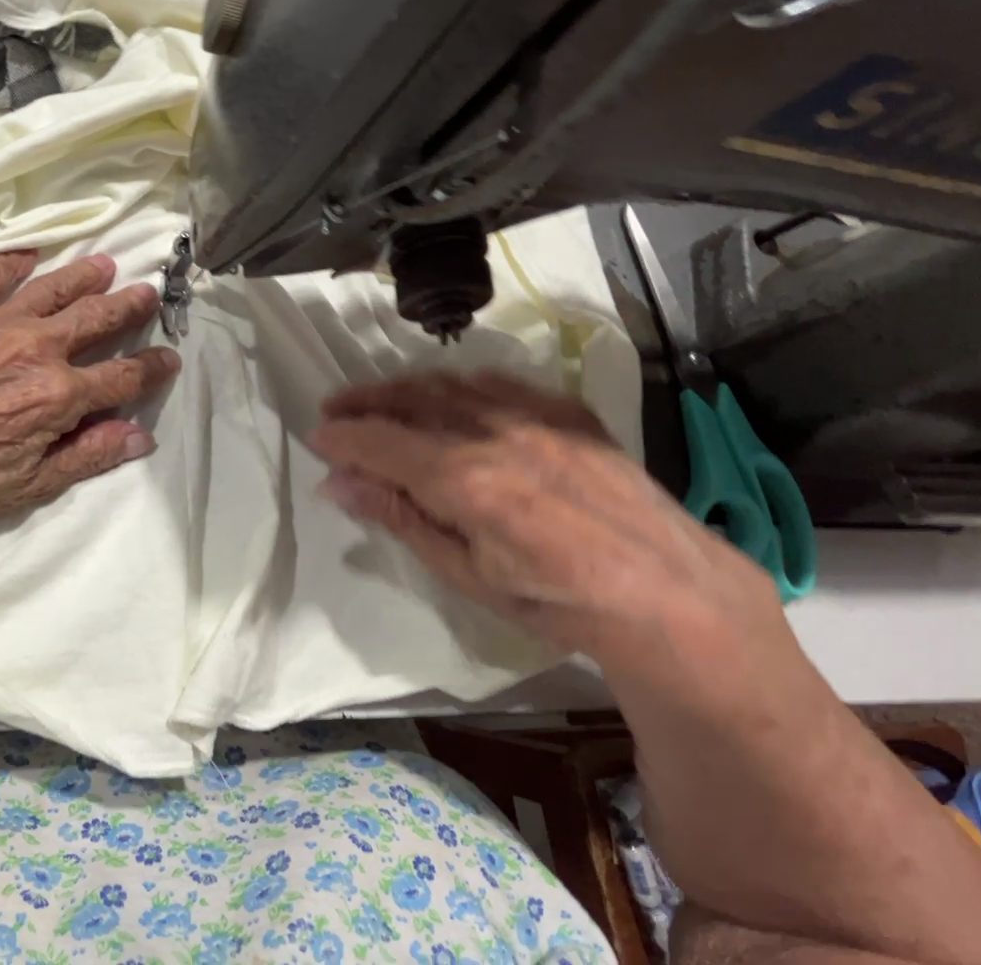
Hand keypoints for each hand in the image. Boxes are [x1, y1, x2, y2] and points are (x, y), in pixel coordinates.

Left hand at [0, 251, 178, 532]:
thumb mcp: (31, 484)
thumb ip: (89, 455)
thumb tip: (142, 437)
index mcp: (58, 394)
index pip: (122, 377)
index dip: (151, 369)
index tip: (169, 359)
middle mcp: (35, 347)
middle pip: (95, 319)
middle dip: (128, 307)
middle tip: (147, 293)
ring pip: (51, 288)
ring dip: (83, 276)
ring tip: (104, 264)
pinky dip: (11, 262)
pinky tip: (26, 255)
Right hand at [308, 370, 781, 664]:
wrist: (666, 594)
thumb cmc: (554, 599)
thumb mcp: (464, 573)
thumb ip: (399, 518)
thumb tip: (336, 485)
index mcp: (465, 479)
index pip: (380, 442)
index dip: (341, 438)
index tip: (314, 439)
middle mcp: (495, 432)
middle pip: (411, 401)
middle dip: (364, 403)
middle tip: (334, 411)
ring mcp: (537, 416)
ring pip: (452, 385)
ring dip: (407, 389)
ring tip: (381, 401)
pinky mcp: (570, 412)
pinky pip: (501, 383)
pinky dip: (461, 385)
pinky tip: (450, 396)